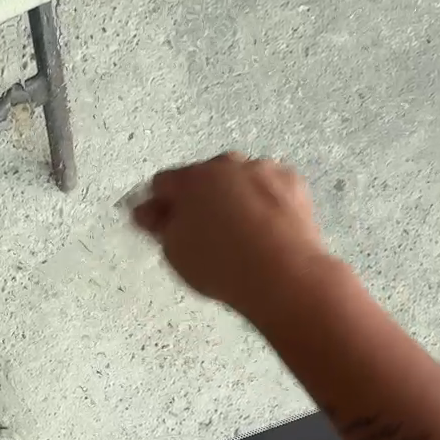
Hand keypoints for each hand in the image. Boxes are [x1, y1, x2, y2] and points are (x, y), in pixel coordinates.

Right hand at [130, 153, 333, 322]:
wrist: (282, 273)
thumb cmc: (224, 264)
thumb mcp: (174, 252)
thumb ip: (158, 225)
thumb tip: (148, 212)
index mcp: (191, 179)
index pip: (163, 183)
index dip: (157, 204)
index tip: (158, 223)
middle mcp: (226, 166)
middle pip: (202, 178)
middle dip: (197, 199)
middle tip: (198, 234)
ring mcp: (261, 170)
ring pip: (236, 180)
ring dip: (231, 199)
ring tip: (235, 236)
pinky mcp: (291, 182)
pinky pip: (267, 187)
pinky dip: (262, 202)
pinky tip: (262, 231)